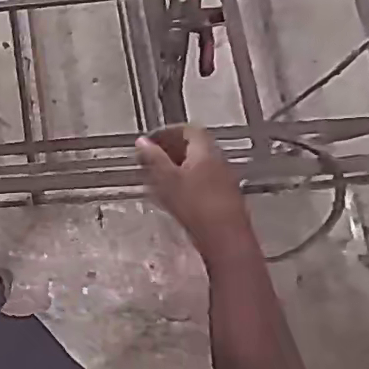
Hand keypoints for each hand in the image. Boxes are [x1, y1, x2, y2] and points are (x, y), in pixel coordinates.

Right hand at [135, 125, 251, 246]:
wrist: (225, 239)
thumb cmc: (194, 205)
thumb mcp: (166, 179)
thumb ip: (153, 158)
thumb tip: (142, 141)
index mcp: (205, 150)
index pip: (188, 130)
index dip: (167, 132)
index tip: (150, 141)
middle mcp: (218, 160)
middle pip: (194, 146)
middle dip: (171, 149)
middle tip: (151, 158)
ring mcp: (225, 179)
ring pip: (199, 164)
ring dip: (179, 166)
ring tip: (159, 178)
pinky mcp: (226, 197)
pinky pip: (204, 180)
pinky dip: (187, 180)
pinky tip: (175, 195)